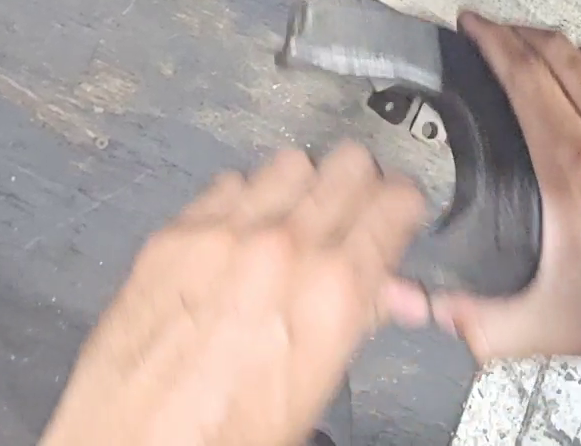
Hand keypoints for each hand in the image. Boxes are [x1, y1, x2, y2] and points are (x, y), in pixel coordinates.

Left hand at [40, 143, 424, 445]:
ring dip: (303, 186)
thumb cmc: (231, 436)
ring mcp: (225, 232)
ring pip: (292, 162)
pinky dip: (245, 201)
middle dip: (360, 185)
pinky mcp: (176, 231)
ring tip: (293, 220)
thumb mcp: (318, 384)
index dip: (404, 204)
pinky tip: (238, 235)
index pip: (395, 203)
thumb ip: (360, 317)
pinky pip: (231, 183)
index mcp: (332, 293)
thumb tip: (395, 288)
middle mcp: (283, 247)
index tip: (399, 209)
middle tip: (352, 210)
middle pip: (350, 164)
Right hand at [402, 13, 580, 385]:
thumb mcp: (561, 328)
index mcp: (578, 172)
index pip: (527, 77)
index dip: (493, 40)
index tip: (472, 24)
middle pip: (557, 54)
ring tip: (529, 47)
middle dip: (515, 31)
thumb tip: (438, 313)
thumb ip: (487, 322)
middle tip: (489, 29)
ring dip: (554, 44)